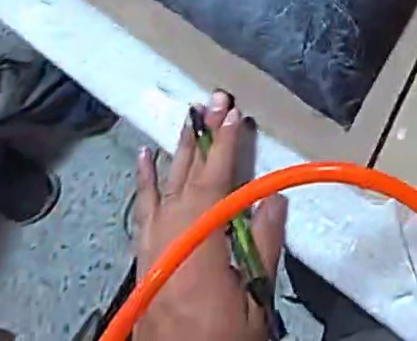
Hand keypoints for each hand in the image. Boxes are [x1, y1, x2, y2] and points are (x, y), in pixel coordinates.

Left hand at [134, 91, 287, 340]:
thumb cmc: (220, 339)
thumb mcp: (255, 300)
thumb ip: (263, 245)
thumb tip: (274, 198)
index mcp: (201, 237)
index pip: (216, 176)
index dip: (226, 142)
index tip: (234, 111)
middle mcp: (172, 229)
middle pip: (189, 170)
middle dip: (204, 132)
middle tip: (215, 98)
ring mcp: (152, 239)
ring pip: (166, 180)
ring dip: (180, 147)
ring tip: (188, 115)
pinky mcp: (143, 252)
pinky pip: (142, 204)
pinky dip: (145, 178)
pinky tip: (145, 155)